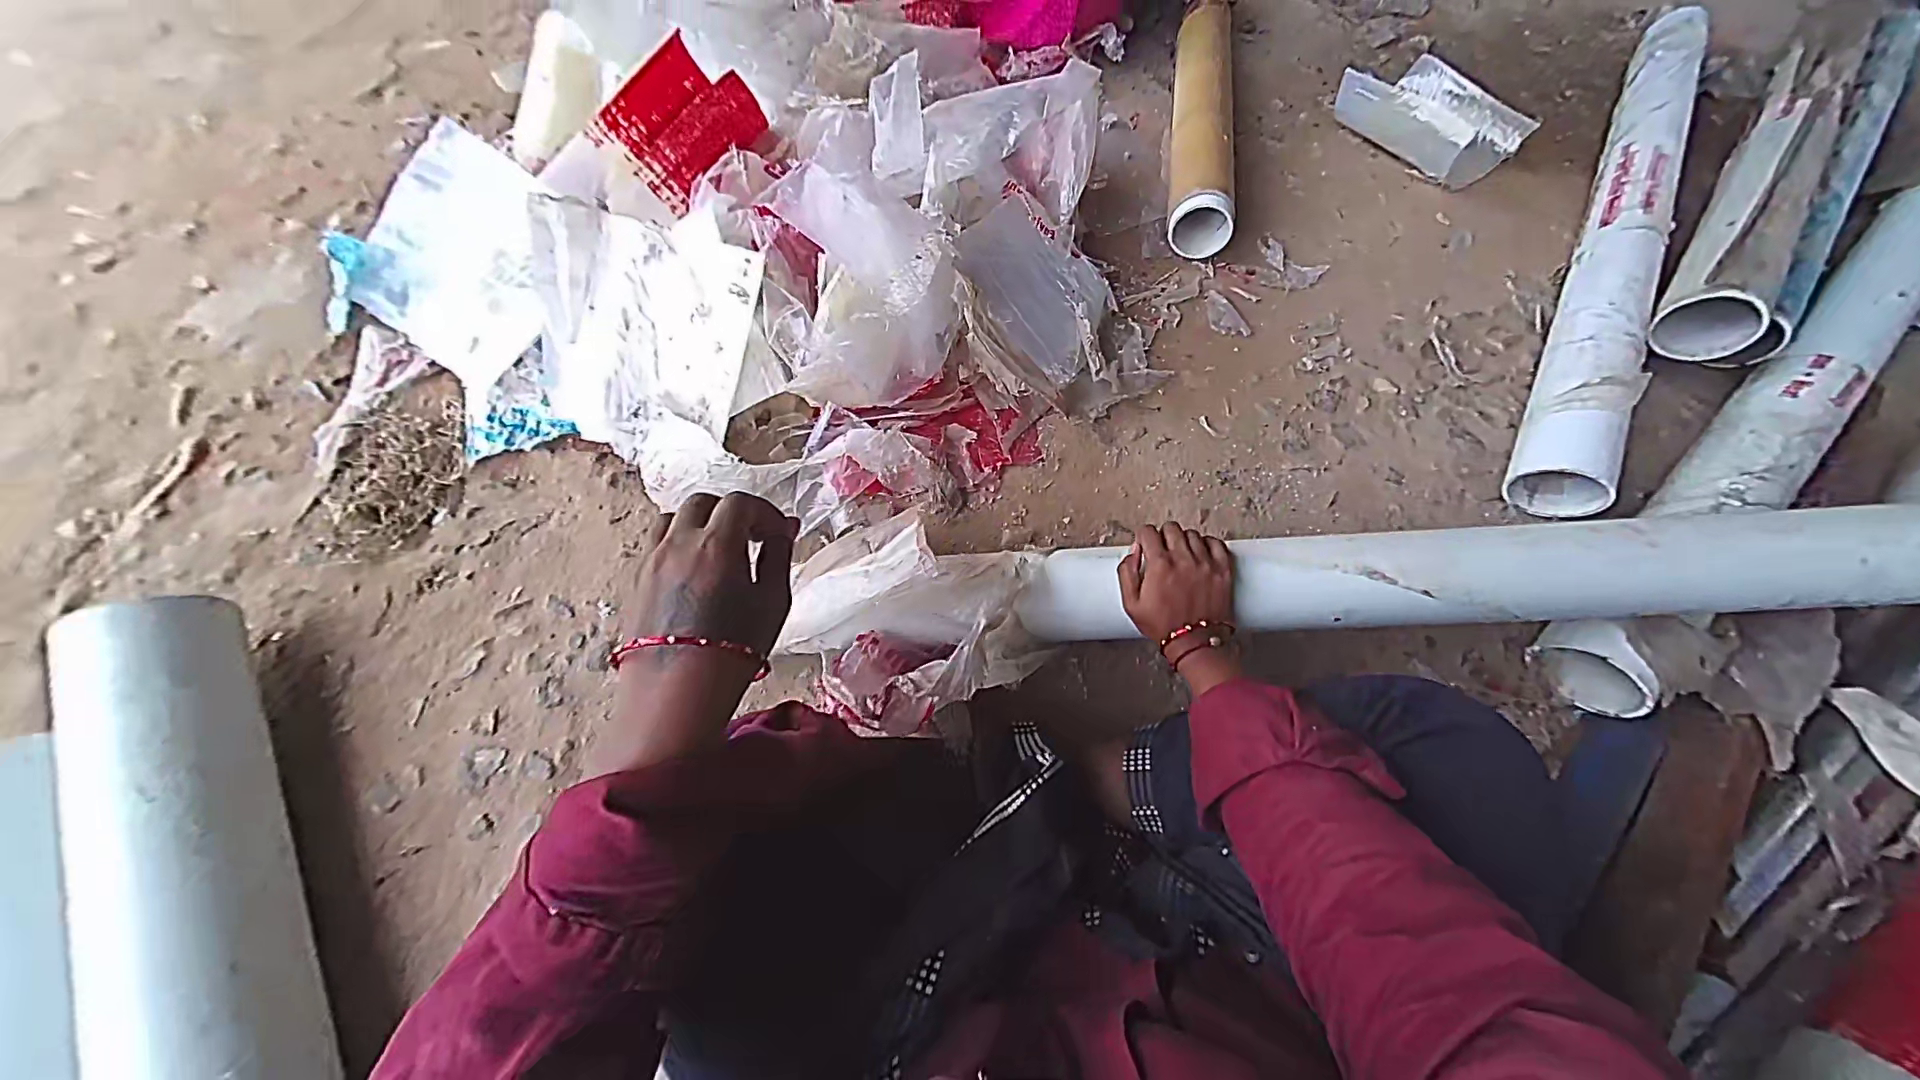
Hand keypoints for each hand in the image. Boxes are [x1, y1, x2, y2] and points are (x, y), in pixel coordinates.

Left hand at [624, 491, 797, 659]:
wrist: (678, 690)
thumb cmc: (735, 647)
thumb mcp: (773, 600)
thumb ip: (778, 556)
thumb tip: (783, 531)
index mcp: (716, 544)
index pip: (741, 503)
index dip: (766, 512)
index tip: (780, 532)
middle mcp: (679, 543)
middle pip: (704, 503)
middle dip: (732, 513)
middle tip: (753, 536)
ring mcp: (652, 560)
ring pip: (674, 519)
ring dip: (701, 524)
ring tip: (721, 550)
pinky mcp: (637, 580)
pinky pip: (658, 544)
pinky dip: (681, 544)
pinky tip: (698, 571)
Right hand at [1118, 522, 1242, 695]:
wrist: (1194, 642)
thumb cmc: (1164, 625)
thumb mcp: (1131, 603)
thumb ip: (1126, 572)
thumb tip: (1133, 552)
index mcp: (1159, 565)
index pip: (1149, 532)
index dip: (1144, 537)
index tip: (1145, 544)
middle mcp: (1183, 559)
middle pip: (1171, 528)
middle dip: (1163, 536)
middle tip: (1162, 549)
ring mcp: (1205, 563)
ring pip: (1192, 534)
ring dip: (1184, 540)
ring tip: (1181, 554)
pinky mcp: (1222, 569)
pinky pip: (1216, 543)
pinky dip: (1207, 544)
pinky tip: (1200, 554)